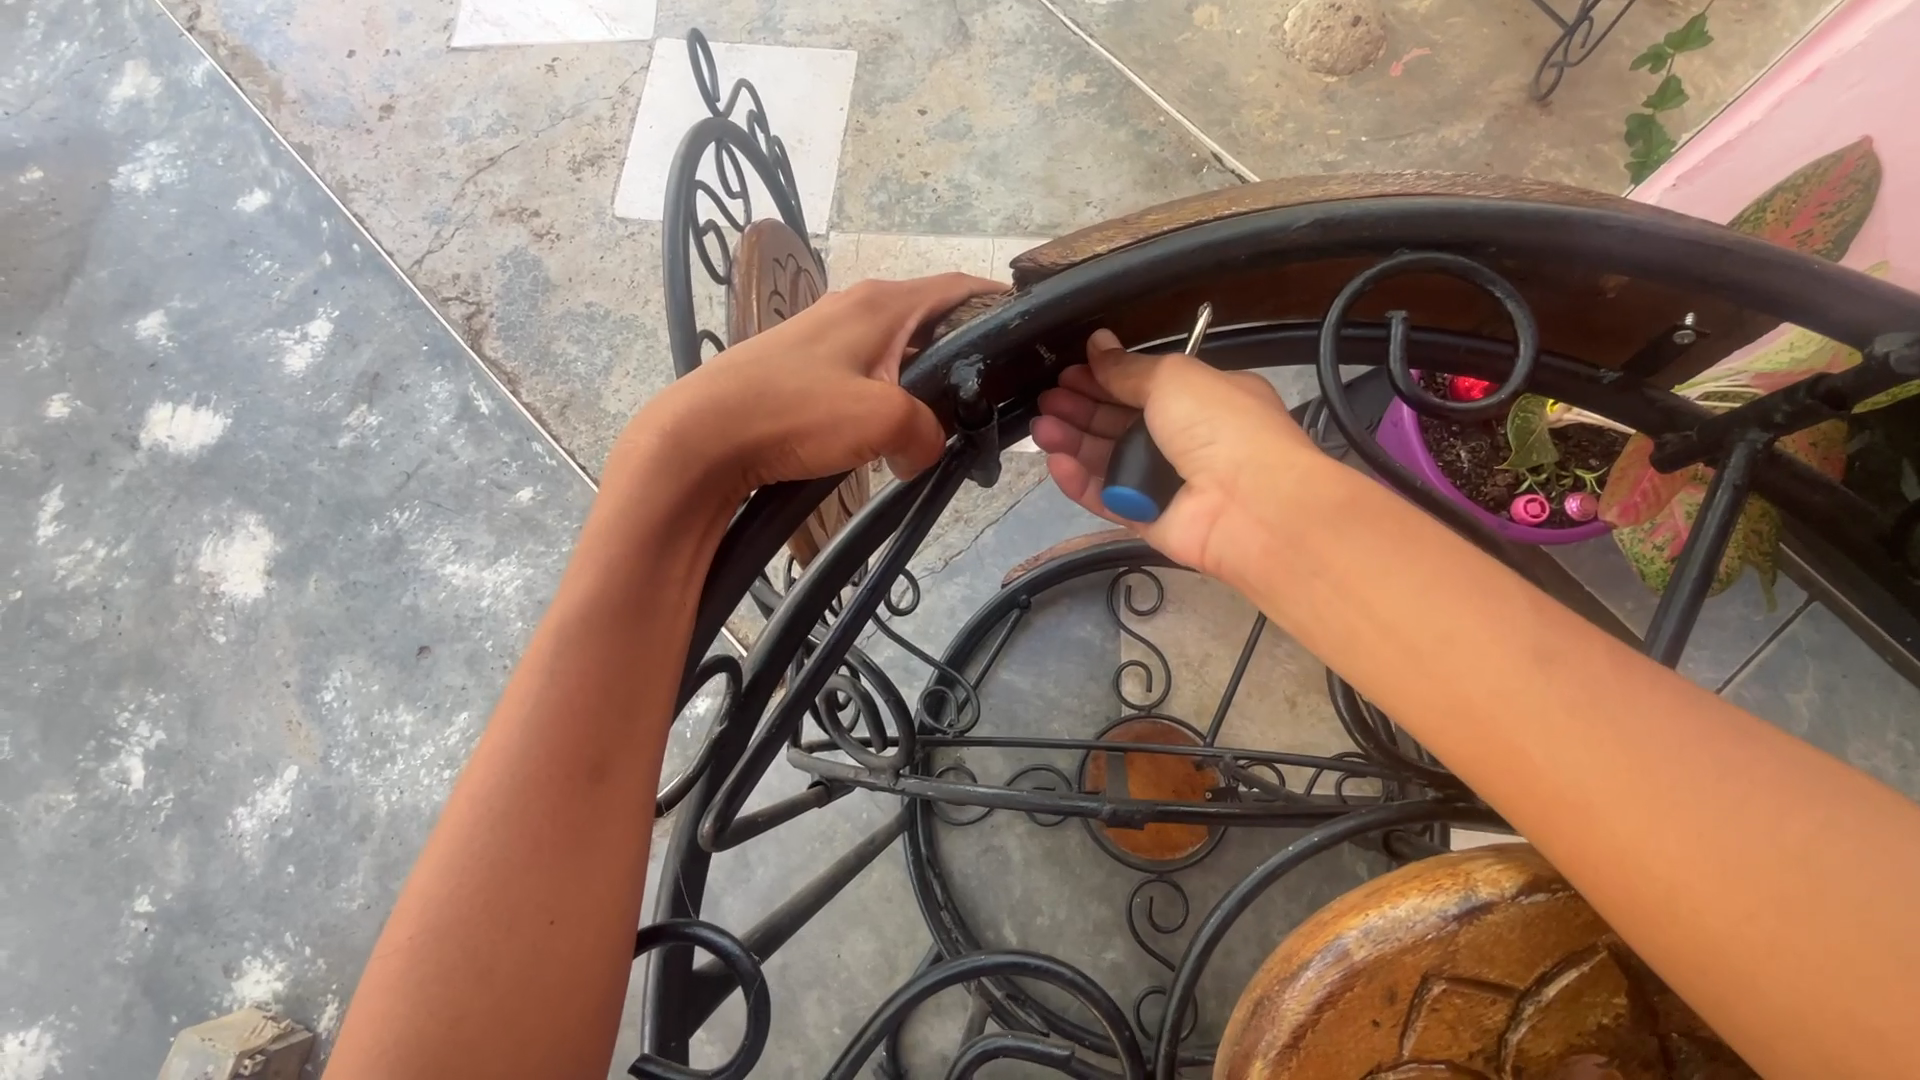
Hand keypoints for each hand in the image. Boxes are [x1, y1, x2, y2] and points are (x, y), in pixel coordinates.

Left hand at [618, 273, 1003, 497]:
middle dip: (965, 353)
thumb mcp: (882, 420)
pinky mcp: (805, 368)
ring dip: (924, 383)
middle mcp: (856, 307)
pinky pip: (868, 375)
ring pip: (898, 353)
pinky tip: (891, 433)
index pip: (958, 287)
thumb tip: (922, 450)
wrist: (703, 435)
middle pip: (930, 321)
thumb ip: (926, 434)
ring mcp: (827, 336)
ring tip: (946, 421)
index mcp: (882, 303)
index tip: (1030, 331)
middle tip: (992, 394)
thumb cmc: (794, 412)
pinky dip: (891, 397)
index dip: (998, 302)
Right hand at [1031, 329, 1318, 576]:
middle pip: (1118, 422)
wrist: (1250, 503)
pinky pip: (1105, 498)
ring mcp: (1162, 482)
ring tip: (1042, 428)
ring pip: (1106, 460)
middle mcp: (1183, 440)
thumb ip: (1128, 367)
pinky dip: (1080, 481)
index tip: (1070, 371)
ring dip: (1073, 442)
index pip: (1141, 386)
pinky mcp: (1145, 518)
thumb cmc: (1220, 427)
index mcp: (1201, 399)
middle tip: (1048, 399)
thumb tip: (1097, 344)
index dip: (1103, 378)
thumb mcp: (1174, 378)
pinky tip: (1057, 462)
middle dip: (1081, 408)